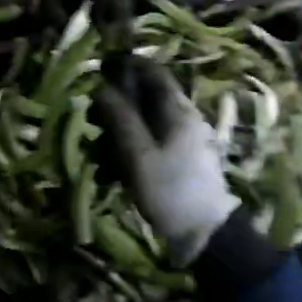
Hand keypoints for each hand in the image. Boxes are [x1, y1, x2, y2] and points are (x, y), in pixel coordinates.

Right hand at [94, 58, 239, 265]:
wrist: (207, 235)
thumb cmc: (171, 191)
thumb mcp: (139, 155)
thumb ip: (120, 119)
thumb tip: (101, 87)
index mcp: (179, 112)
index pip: (154, 73)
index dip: (129, 65)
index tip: (102, 68)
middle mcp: (186, 119)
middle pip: (148, 98)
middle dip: (118, 104)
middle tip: (94, 118)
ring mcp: (187, 140)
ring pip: (147, 122)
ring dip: (122, 130)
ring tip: (101, 151)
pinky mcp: (184, 159)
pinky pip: (153, 142)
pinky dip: (133, 148)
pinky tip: (116, 169)